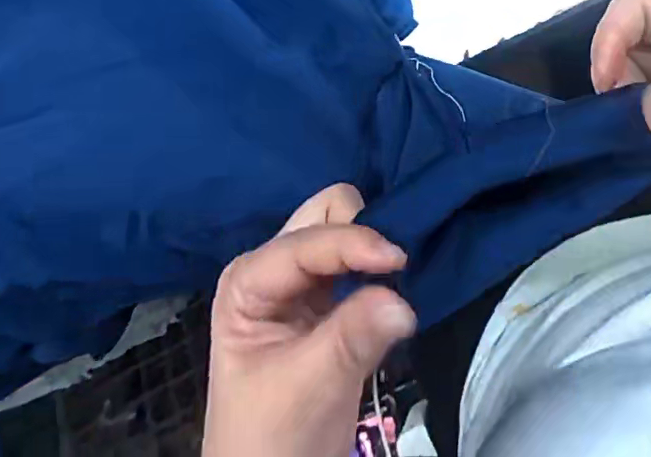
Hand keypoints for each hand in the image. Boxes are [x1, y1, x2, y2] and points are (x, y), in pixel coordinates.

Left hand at [203, 184, 417, 456]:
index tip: (398, 260)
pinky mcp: (327, 300)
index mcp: (248, 280)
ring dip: (371, 245)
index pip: (305, 242)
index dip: (351, 243)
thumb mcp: (307, 389)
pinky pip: (358, 261)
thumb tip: (402, 302)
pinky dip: (378, 265)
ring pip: (342, 229)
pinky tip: (395, 283)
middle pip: (322, 215)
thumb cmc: (270, 441)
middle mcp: (272, 267)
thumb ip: (352, 338)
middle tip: (396, 265)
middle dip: (360, 230)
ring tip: (400, 273)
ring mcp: (299, 281)